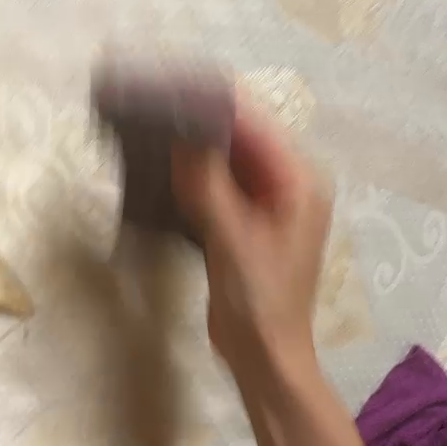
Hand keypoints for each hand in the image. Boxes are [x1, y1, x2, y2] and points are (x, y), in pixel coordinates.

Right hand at [172, 108, 333, 383]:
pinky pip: (218, 191)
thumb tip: (181, 139)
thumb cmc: (259, 303)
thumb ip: (209, 187)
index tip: (168, 86)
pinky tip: (162, 176)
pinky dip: (193, 183)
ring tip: (147, 134)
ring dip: (192, 153)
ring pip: (226, 165)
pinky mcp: (243, 229)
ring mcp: (265, 208)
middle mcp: (286, 186)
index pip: (253, 124)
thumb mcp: (233, 241)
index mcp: (298, 182)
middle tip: (149, 109)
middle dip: (198, 125)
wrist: (265, 359)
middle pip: (240, 140)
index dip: (212, 103)